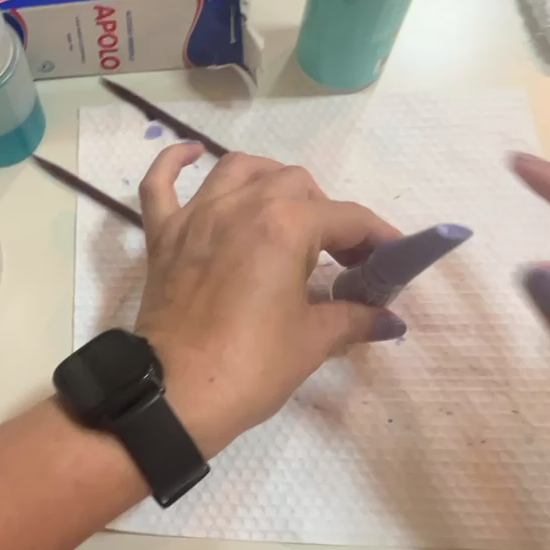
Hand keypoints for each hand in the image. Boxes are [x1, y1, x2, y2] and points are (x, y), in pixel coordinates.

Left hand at [132, 145, 405, 456]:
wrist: (177, 394)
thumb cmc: (251, 366)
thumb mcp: (312, 341)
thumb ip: (353, 317)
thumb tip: (387, 317)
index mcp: (284, 226)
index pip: (345, 218)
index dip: (376, 238)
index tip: (390, 261)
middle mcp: (239, 206)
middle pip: (296, 184)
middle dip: (325, 213)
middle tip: (337, 256)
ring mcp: (195, 216)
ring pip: (238, 170)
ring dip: (270, 181)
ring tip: (286, 211)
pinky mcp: (162, 235)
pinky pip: (160, 184)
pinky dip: (173, 163)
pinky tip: (192, 155)